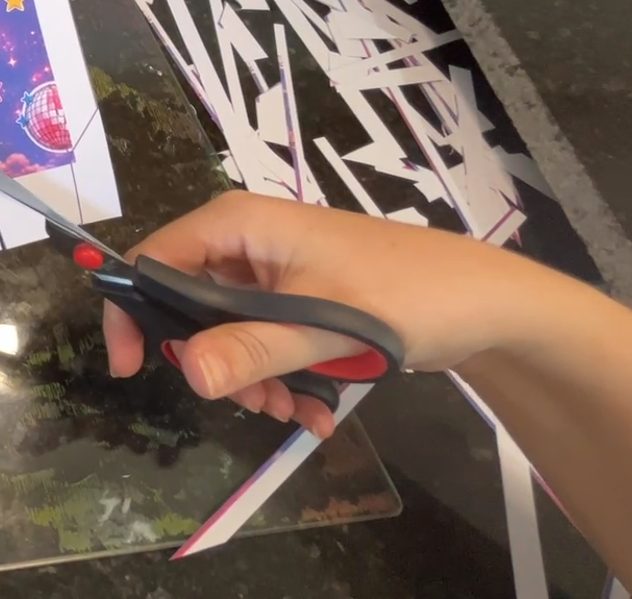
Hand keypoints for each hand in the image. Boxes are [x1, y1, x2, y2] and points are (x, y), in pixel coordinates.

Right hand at [104, 192, 554, 438]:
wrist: (500, 303)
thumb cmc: (407, 294)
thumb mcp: (325, 325)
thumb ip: (252, 348)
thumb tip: (189, 375)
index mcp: (232, 223)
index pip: (152, 260)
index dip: (132, 310)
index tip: (132, 367)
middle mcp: (238, 237)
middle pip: (185, 298)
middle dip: (209, 355)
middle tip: (242, 400)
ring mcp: (264, 264)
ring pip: (221, 321)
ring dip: (246, 372)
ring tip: (289, 409)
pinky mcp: (289, 288)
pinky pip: (256, 329)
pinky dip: (273, 369)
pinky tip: (309, 407)